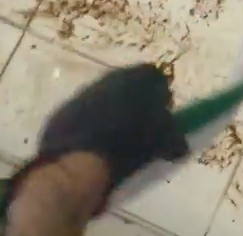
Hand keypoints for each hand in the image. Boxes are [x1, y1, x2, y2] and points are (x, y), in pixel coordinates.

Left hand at [20, 64, 189, 200]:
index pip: (156, 76)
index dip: (159, 94)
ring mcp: (83, 94)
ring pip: (103, 98)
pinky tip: (90, 146)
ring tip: (112, 138)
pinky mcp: (60, 114)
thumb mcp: (161, 142)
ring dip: (109, 112)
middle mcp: (112, 77)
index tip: (160, 113)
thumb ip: (174, 138)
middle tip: (137, 125)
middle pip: (128, 84)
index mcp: (140, 77)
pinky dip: (86, 125)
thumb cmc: (128, 146)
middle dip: (134, 100)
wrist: (76, 166)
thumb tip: (182, 147)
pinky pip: (80, 115)